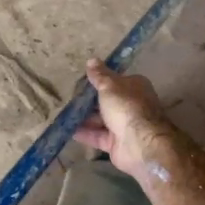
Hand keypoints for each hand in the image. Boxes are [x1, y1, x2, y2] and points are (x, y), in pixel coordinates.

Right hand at [76, 60, 186, 179]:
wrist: (140, 143)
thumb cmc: (126, 107)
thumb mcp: (110, 85)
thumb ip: (99, 75)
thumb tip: (92, 60)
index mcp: (134, 87)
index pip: (115, 81)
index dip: (99, 81)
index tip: (81, 82)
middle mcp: (131, 105)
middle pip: (107, 101)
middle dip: (89, 101)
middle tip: (69, 98)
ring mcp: (124, 125)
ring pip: (101, 119)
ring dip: (84, 117)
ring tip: (63, 113)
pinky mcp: (116, 143)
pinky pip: (98, 136)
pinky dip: (85, 133)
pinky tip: (69, 130)